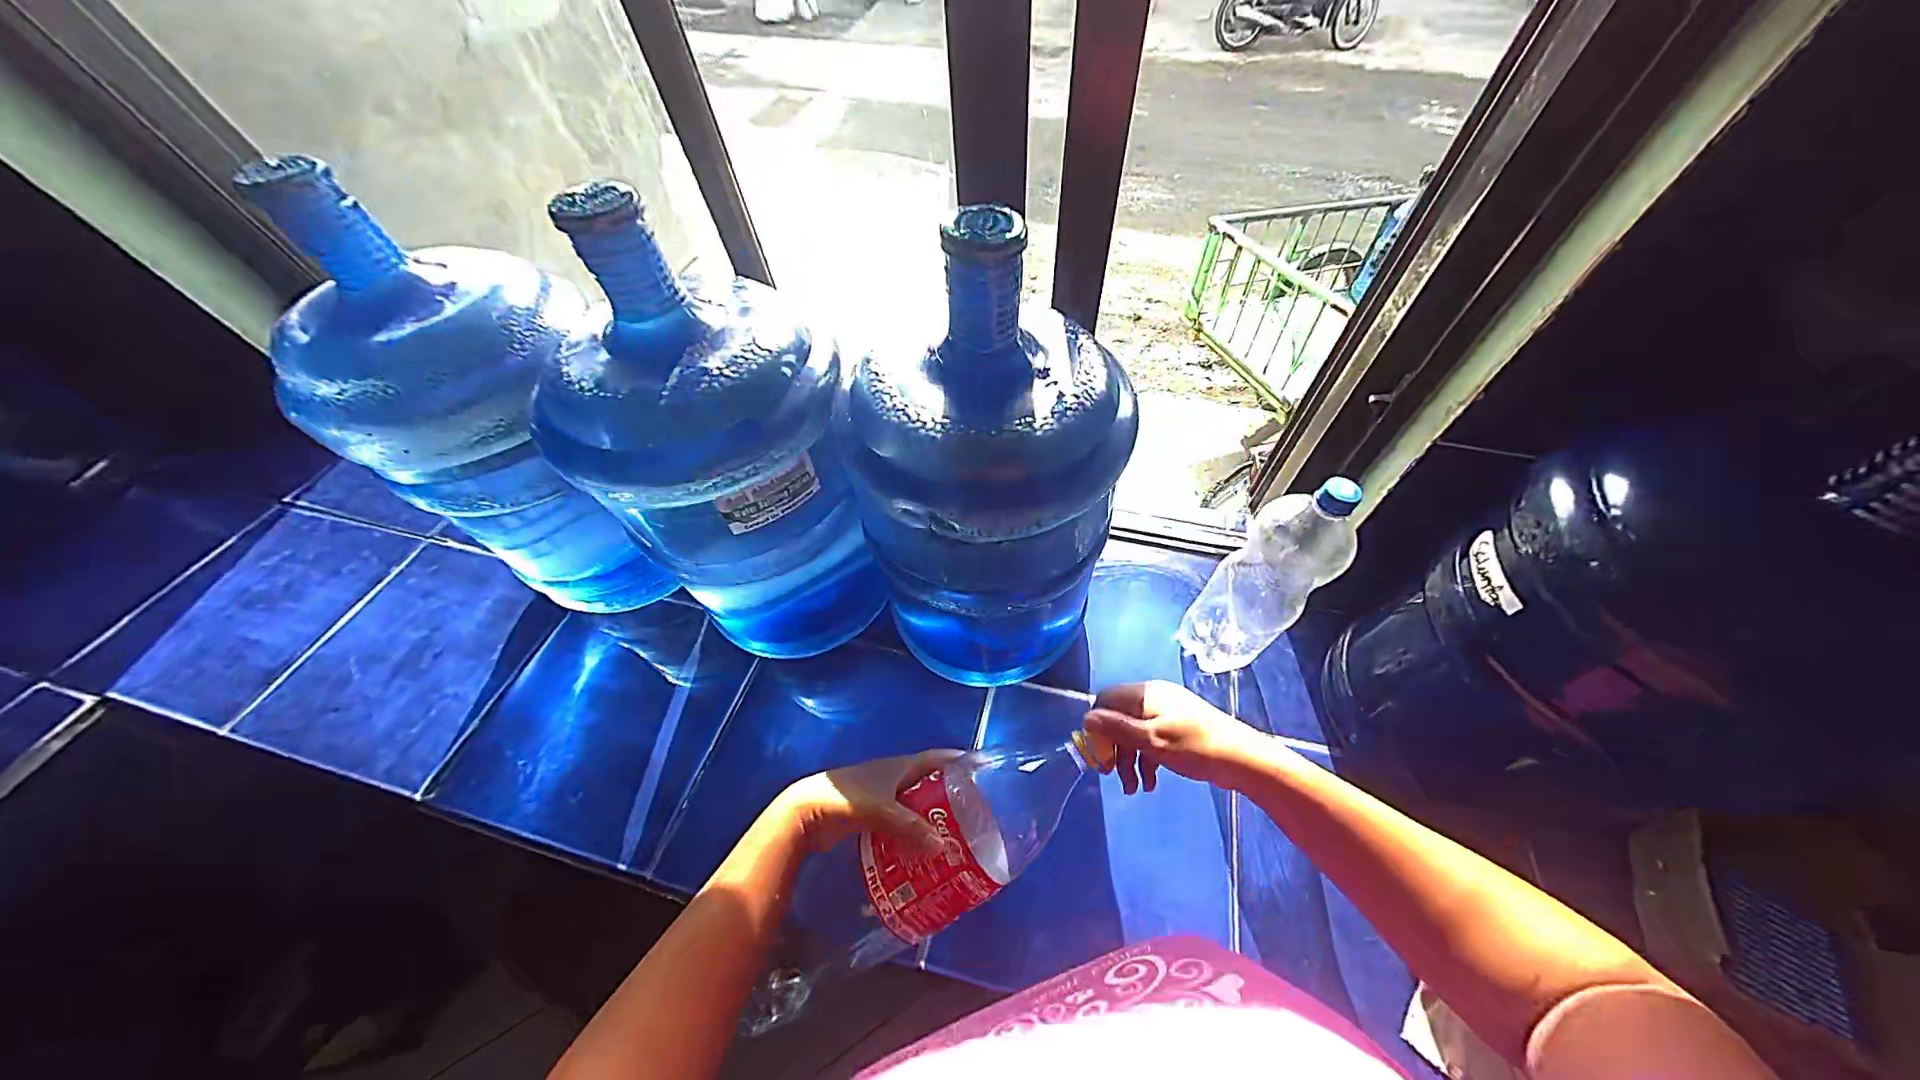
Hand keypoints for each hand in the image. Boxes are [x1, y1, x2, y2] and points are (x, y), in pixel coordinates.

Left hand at [774, 749, 966, 855]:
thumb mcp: (880, 810)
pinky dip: (913, 834)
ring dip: (932, 818)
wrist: (803, 813)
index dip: (960, 762)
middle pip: (930, 783)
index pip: (938, 759)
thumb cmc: (843, 800)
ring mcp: (881, 797)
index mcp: (899, 766)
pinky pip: (900, 824)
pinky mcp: (870, 817)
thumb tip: (941, 847)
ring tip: (955, 837)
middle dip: (951, 796)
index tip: (984, 773)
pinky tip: (923, 851)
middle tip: (975, 815)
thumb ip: (909, 827)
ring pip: (915, 806)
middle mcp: (893, 778)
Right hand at [1082, 681, 1275, 793]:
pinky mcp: (1177, 730)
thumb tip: (1086, 718)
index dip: (1097, 727)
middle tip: (1110, 773)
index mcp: (1145, 694)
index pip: (1105, 701)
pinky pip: (1151, 741)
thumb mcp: (1151, 740)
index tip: (1099, 754)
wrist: (1243, 759)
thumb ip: (1116, 728)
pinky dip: (1146, 760)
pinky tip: (1149, 783)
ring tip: (1132, 787)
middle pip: (1118, 719)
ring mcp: (1167, 714)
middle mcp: (1154, 699)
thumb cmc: (1195, 747)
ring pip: (1134, 734)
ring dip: (1129, 760)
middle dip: (1113, 748)